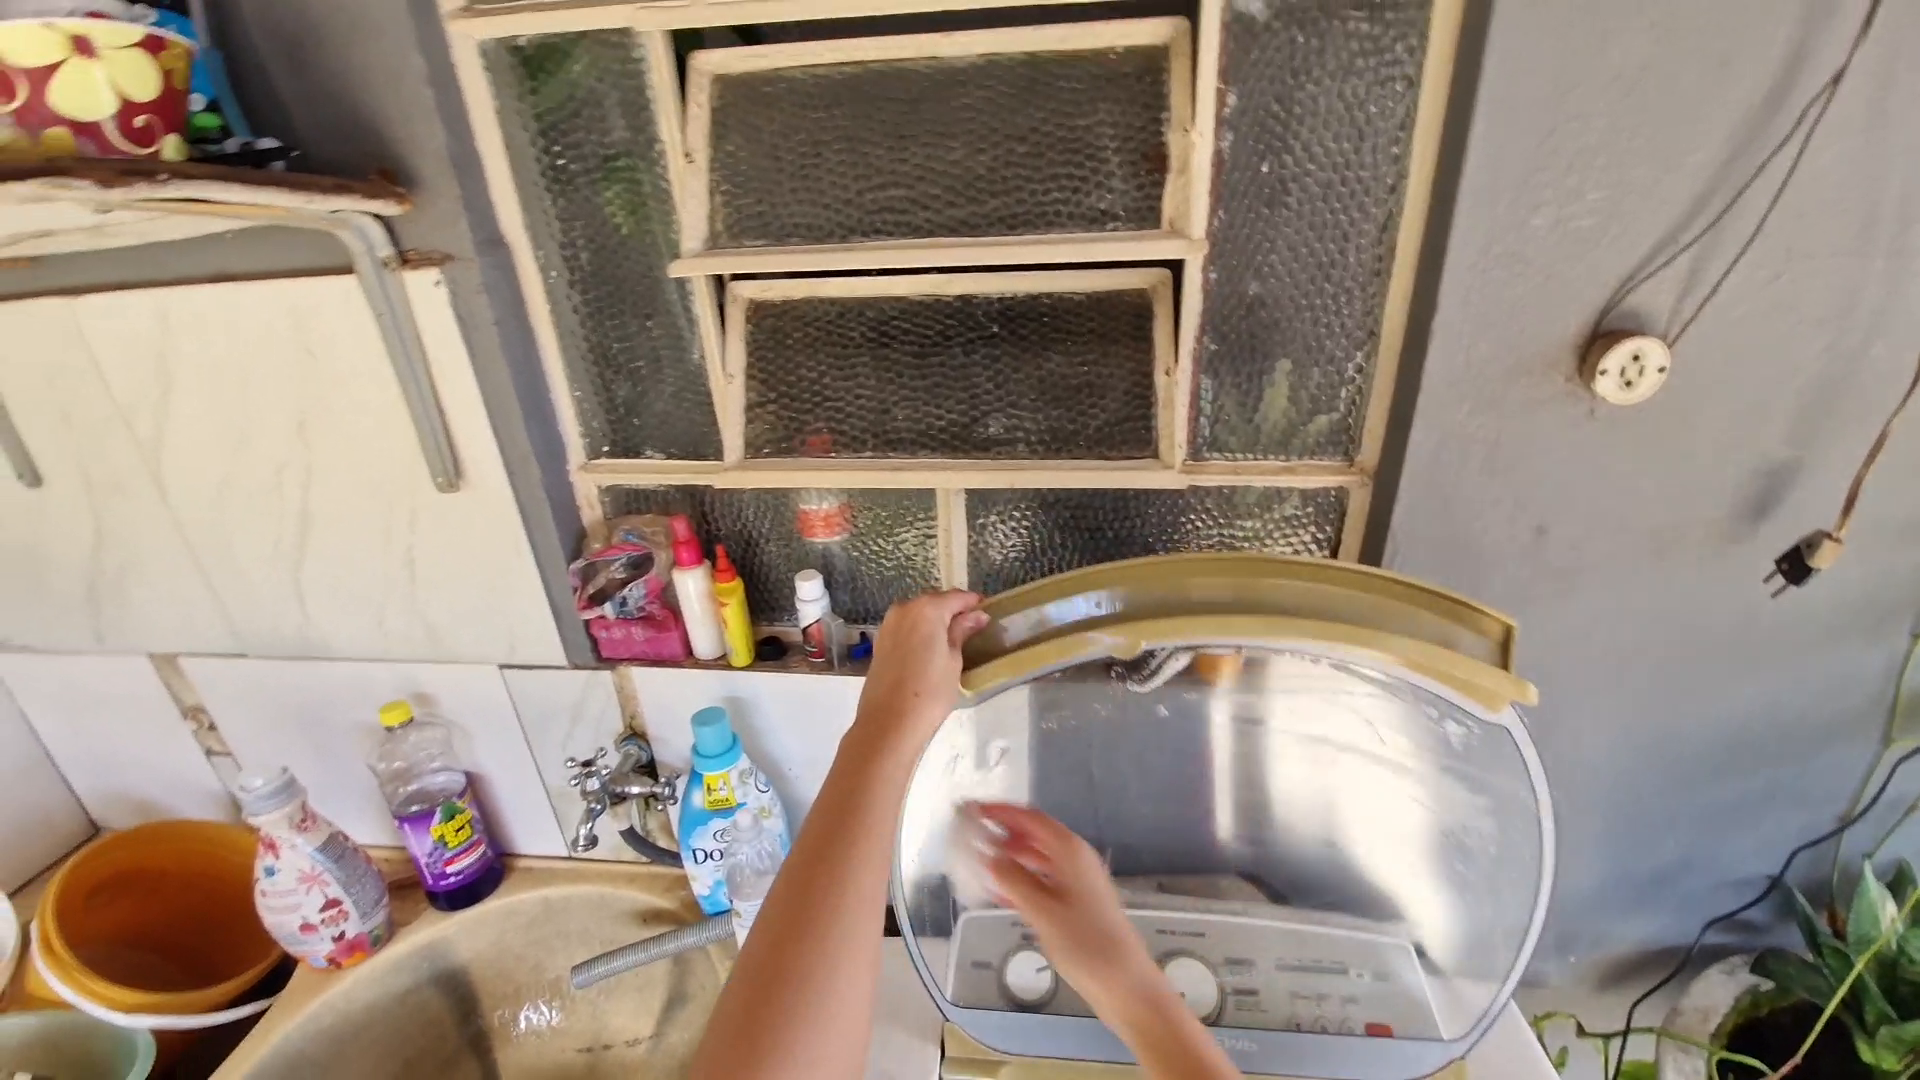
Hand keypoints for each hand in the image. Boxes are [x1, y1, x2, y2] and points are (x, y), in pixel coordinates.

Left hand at [852, 590, 990, 749]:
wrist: (889, 723)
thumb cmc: (930, 692)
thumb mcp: (954, 660)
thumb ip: (962, 631)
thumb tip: (977, 615)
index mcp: (926, 609)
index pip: (956, 597)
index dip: (973, 604)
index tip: (987, 613)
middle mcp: (904, 609)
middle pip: (935, 602)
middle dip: (953, 611)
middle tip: (972, 628)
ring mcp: (888, 624)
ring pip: (918, 614)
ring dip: (935, 621)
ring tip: (953, 640)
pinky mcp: (880, 641)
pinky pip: (906, 627)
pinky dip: (920, 632)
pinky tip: (930, 649)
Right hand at [969, 803, 1162, 1017]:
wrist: (1126, 985)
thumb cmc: (1086, 944)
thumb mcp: (1043, 912)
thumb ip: (1013, 881)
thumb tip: (988, 856)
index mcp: (1070, 851)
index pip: (1031, 818)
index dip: (1001, 811)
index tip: (973, 810)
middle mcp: (1075, 858)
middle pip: (1035, 834)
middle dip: (1004, 833)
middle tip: (972, 838)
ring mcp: (1077, 880)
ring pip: (1038, 857)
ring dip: (1011, 858)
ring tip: (980, 864)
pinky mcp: (1077, 902)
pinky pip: (1044, 879)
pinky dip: (1022, 879)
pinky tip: (1000, 893)